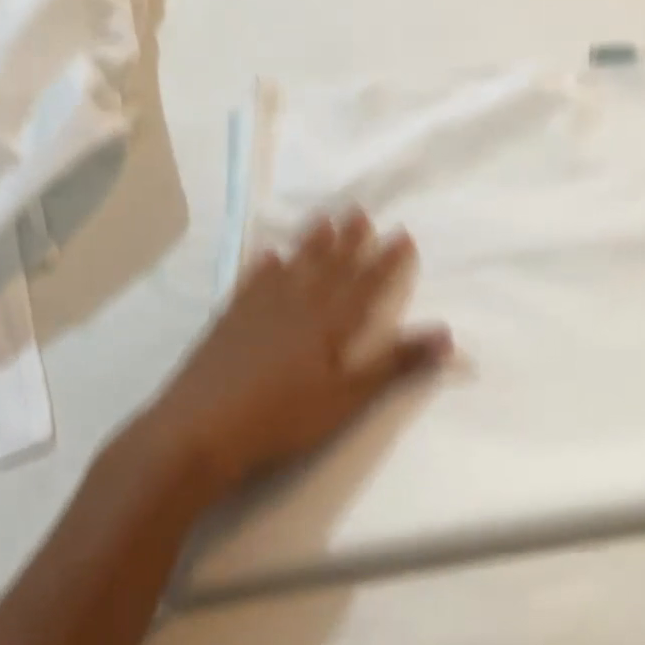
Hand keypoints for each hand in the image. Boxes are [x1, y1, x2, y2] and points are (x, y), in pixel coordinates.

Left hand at [136, 209, 450, 502]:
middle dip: (348, 242)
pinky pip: (252, 284)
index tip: (402, 234)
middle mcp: (296, 308)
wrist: (197, 432)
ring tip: (323, 219)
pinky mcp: (228, 324)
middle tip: (360, 212)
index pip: (366, 286)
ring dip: (310, 245)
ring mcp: (257, 313)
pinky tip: (268, 256)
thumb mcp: (348, 398)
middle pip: (328, 268)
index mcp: (330, 326)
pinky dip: (264, 267)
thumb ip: (396, 364)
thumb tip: (448, 335)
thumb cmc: (282, 420)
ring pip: (292, 269)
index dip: (386, 262)